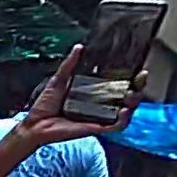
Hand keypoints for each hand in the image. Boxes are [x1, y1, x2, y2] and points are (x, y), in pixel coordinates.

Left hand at [19, 45, 148, 146]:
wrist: (35, 124)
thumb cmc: (45, 106)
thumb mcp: (58, 82)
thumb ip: (69, 66)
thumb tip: (78, 48)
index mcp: (92, 94)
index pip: (117, 85)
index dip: (131, 78)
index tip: (139, 70)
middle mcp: (99, 106)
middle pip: (127, 97)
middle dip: (138, 88)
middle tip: (140, 78)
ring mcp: (99, 117)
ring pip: (126, 111)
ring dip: (133, 103)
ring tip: (132, 95)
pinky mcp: (96, 128)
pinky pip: (116, 126)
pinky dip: (123, 120)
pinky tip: (123, 111)